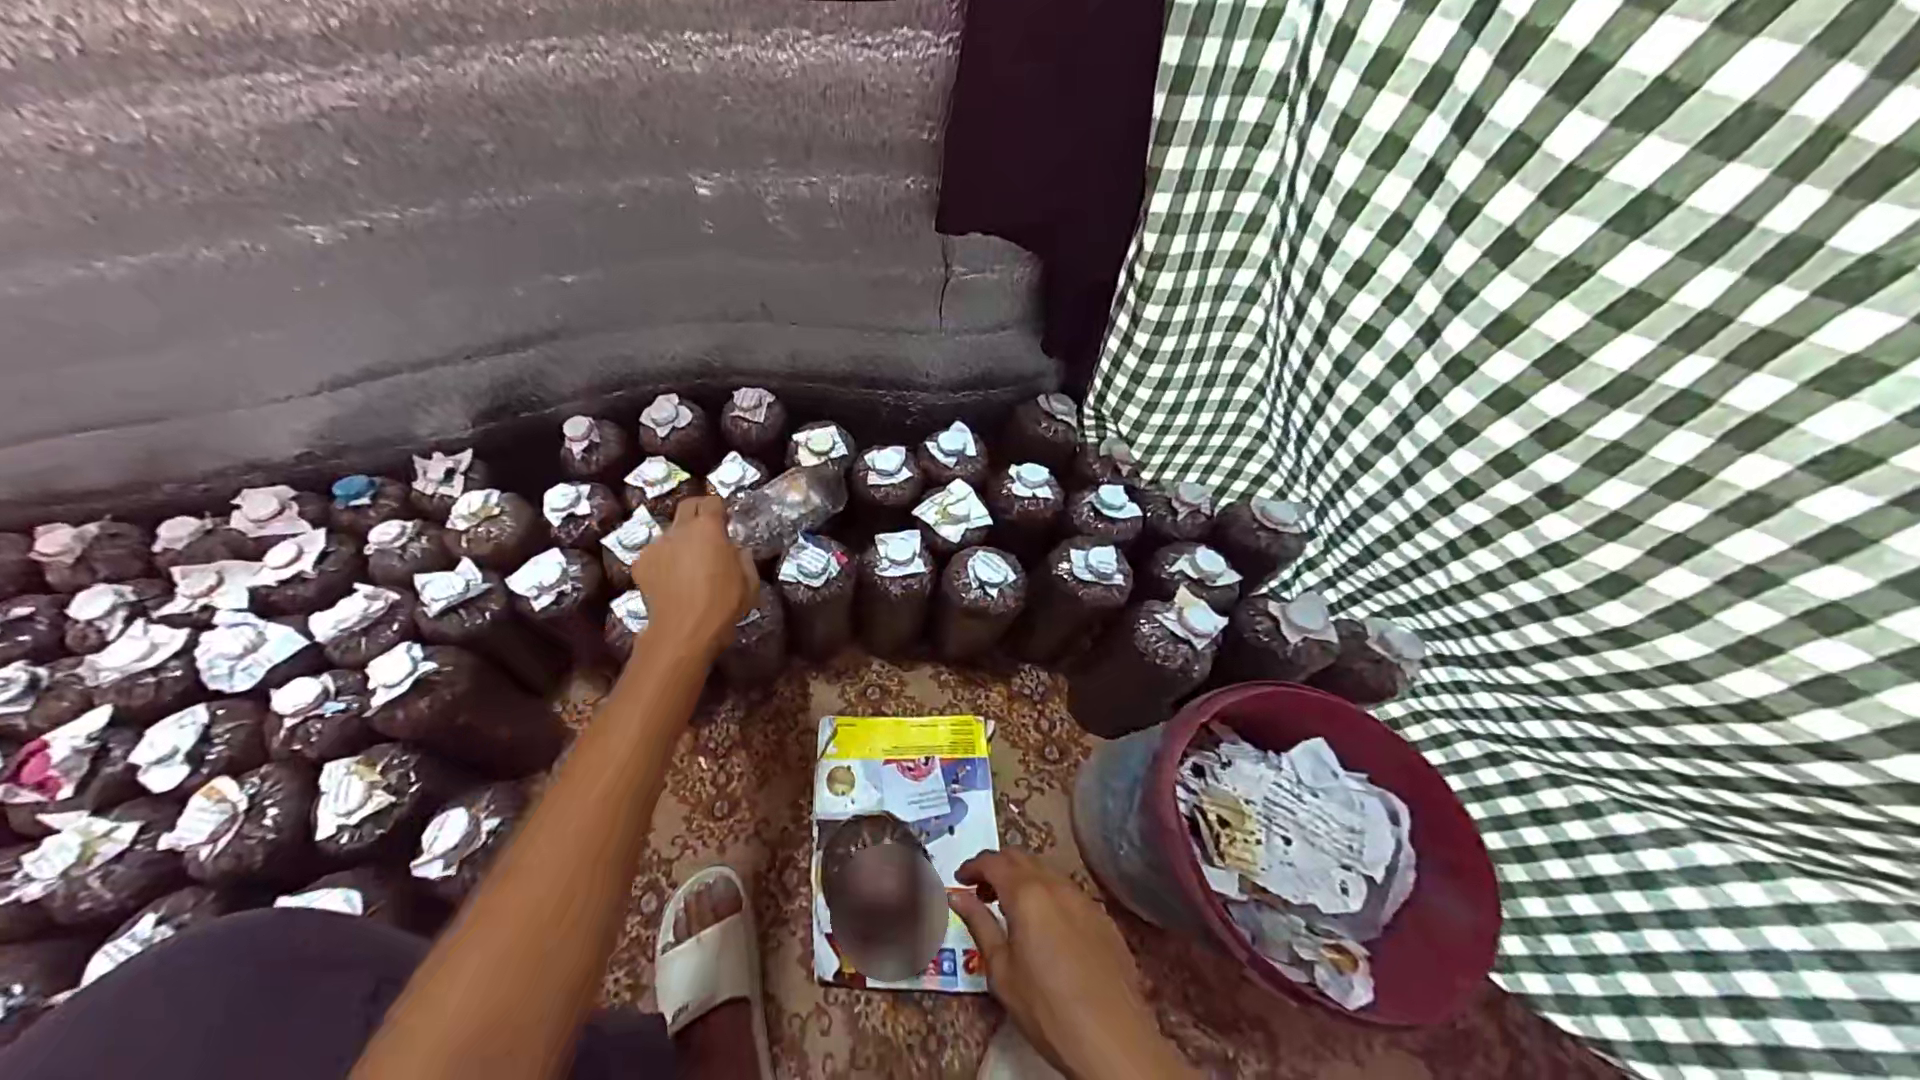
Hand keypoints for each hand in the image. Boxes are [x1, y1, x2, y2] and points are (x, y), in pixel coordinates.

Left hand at [627, 496, 756, 657]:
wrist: (683, 631)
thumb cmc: (723, 604)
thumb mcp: (750, 581)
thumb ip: (743, 558)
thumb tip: (736, 549)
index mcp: (709, 528)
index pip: (712, 500)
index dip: (720, 508)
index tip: (726, 520)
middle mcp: (679, 530)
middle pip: (686, 505)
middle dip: (698, 511)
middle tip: (707, 530)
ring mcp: (656, 545)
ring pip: (670, 532)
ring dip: (681, 540)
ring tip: (688, 564)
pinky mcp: (640, 564)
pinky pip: (656, 554)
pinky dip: (665, 560)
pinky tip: (672, 579)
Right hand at [949, 851, 1195, 1079]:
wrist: (1113, 1039)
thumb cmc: (1047, 1008)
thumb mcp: (1002, 971)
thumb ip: (979, 925)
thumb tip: (957, 895)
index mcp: (1027, 894)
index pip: (994, 862)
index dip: (973, 865)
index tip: (960, 878)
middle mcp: (1057, 885)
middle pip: (1021, 858)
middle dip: (997, 867)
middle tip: (981, 891)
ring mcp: (1084, 899)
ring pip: (1047, 872)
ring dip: (1024, 879)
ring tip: (1010, 908)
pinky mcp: (1103, 917)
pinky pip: (1068, 892)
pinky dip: (1048, 895)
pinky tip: (1046, 926)